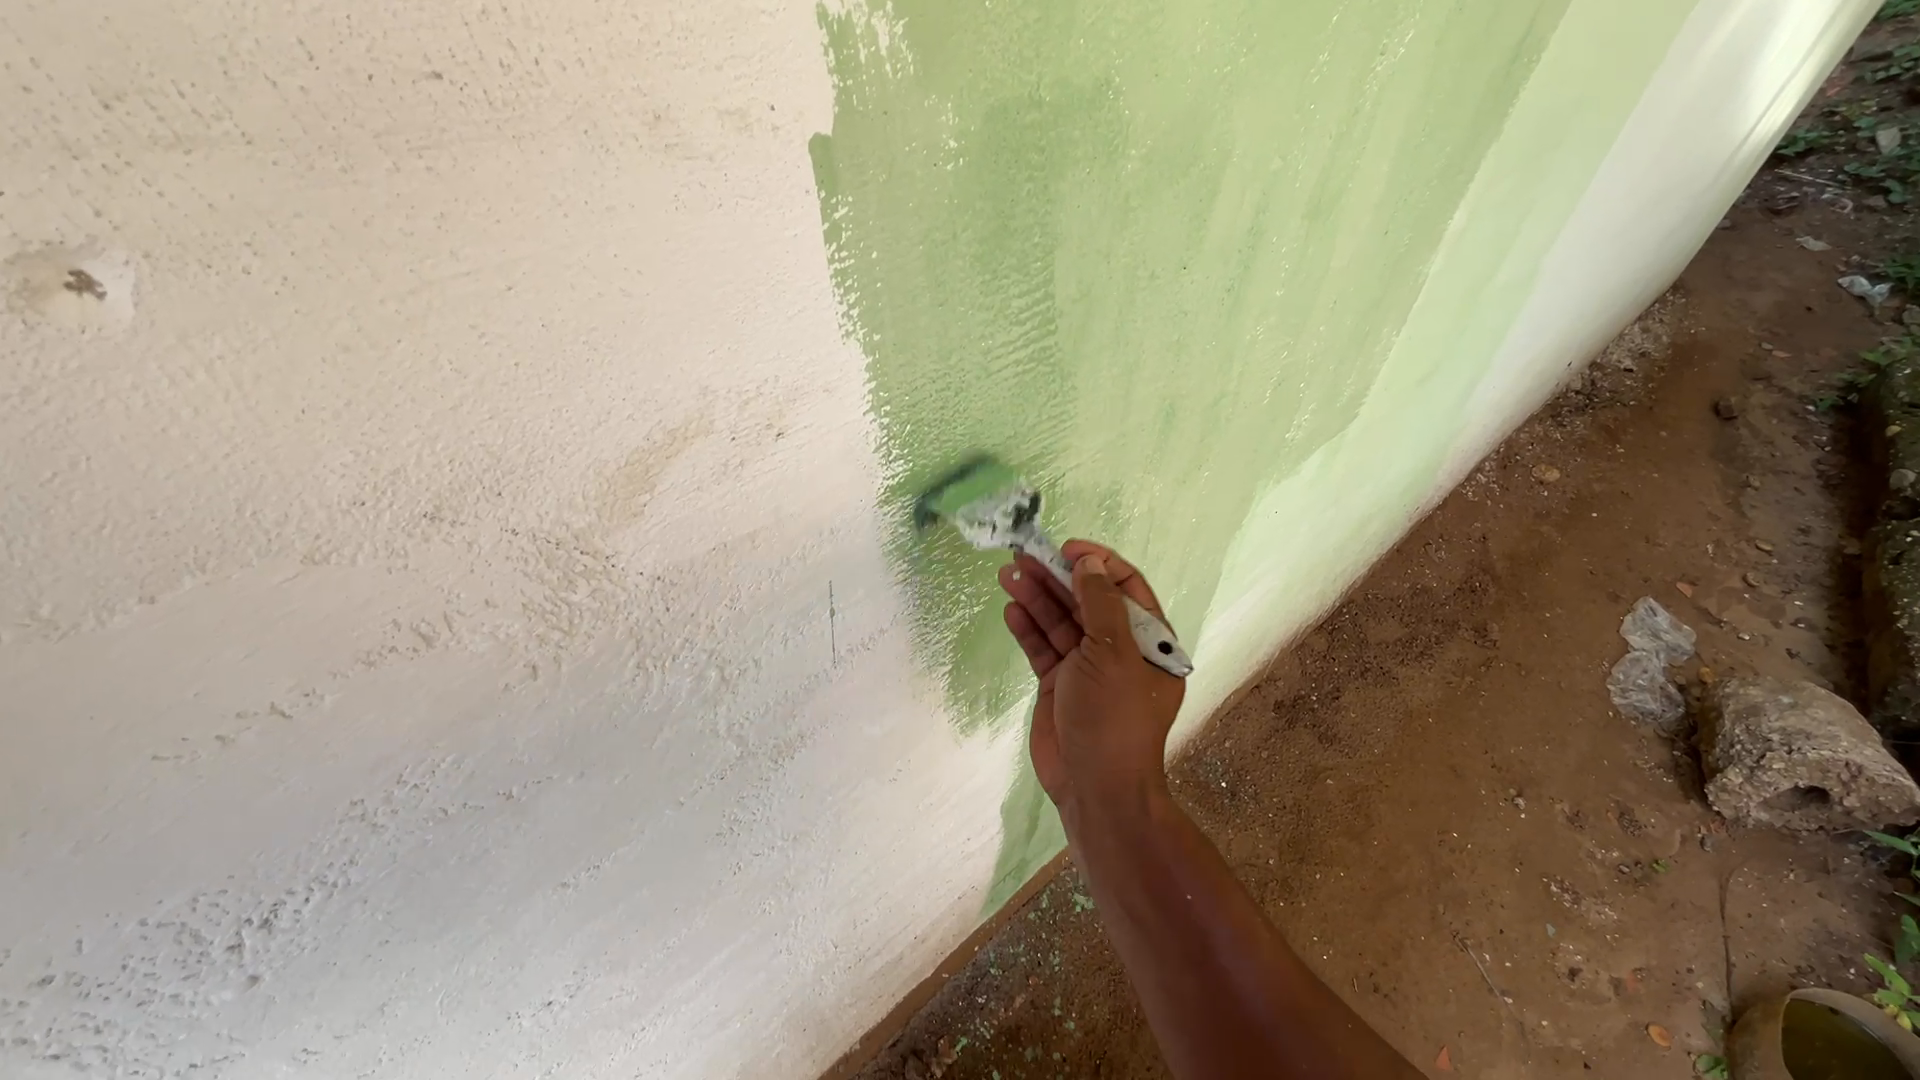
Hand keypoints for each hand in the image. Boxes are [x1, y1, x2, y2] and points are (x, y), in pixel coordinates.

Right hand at [998, 540, 1185, 814]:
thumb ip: (1100, 604)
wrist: (1096, 787)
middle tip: (1024, 555)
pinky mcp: (1059, 686)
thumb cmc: (1115, 718)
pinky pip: (1044, 648)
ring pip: (1061, 622)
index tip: (1067, 548)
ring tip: (1008, 573)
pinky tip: (1011, 608)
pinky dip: (1028, 629)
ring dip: (1037, 597)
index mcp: (1149, 642)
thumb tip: (1090, 563)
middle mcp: (1120, 650)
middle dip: (1057, 577)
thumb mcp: (1114, 654)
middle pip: (1087, 601)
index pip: (1126, 588)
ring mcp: (1087, 668)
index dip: (1098, 564)